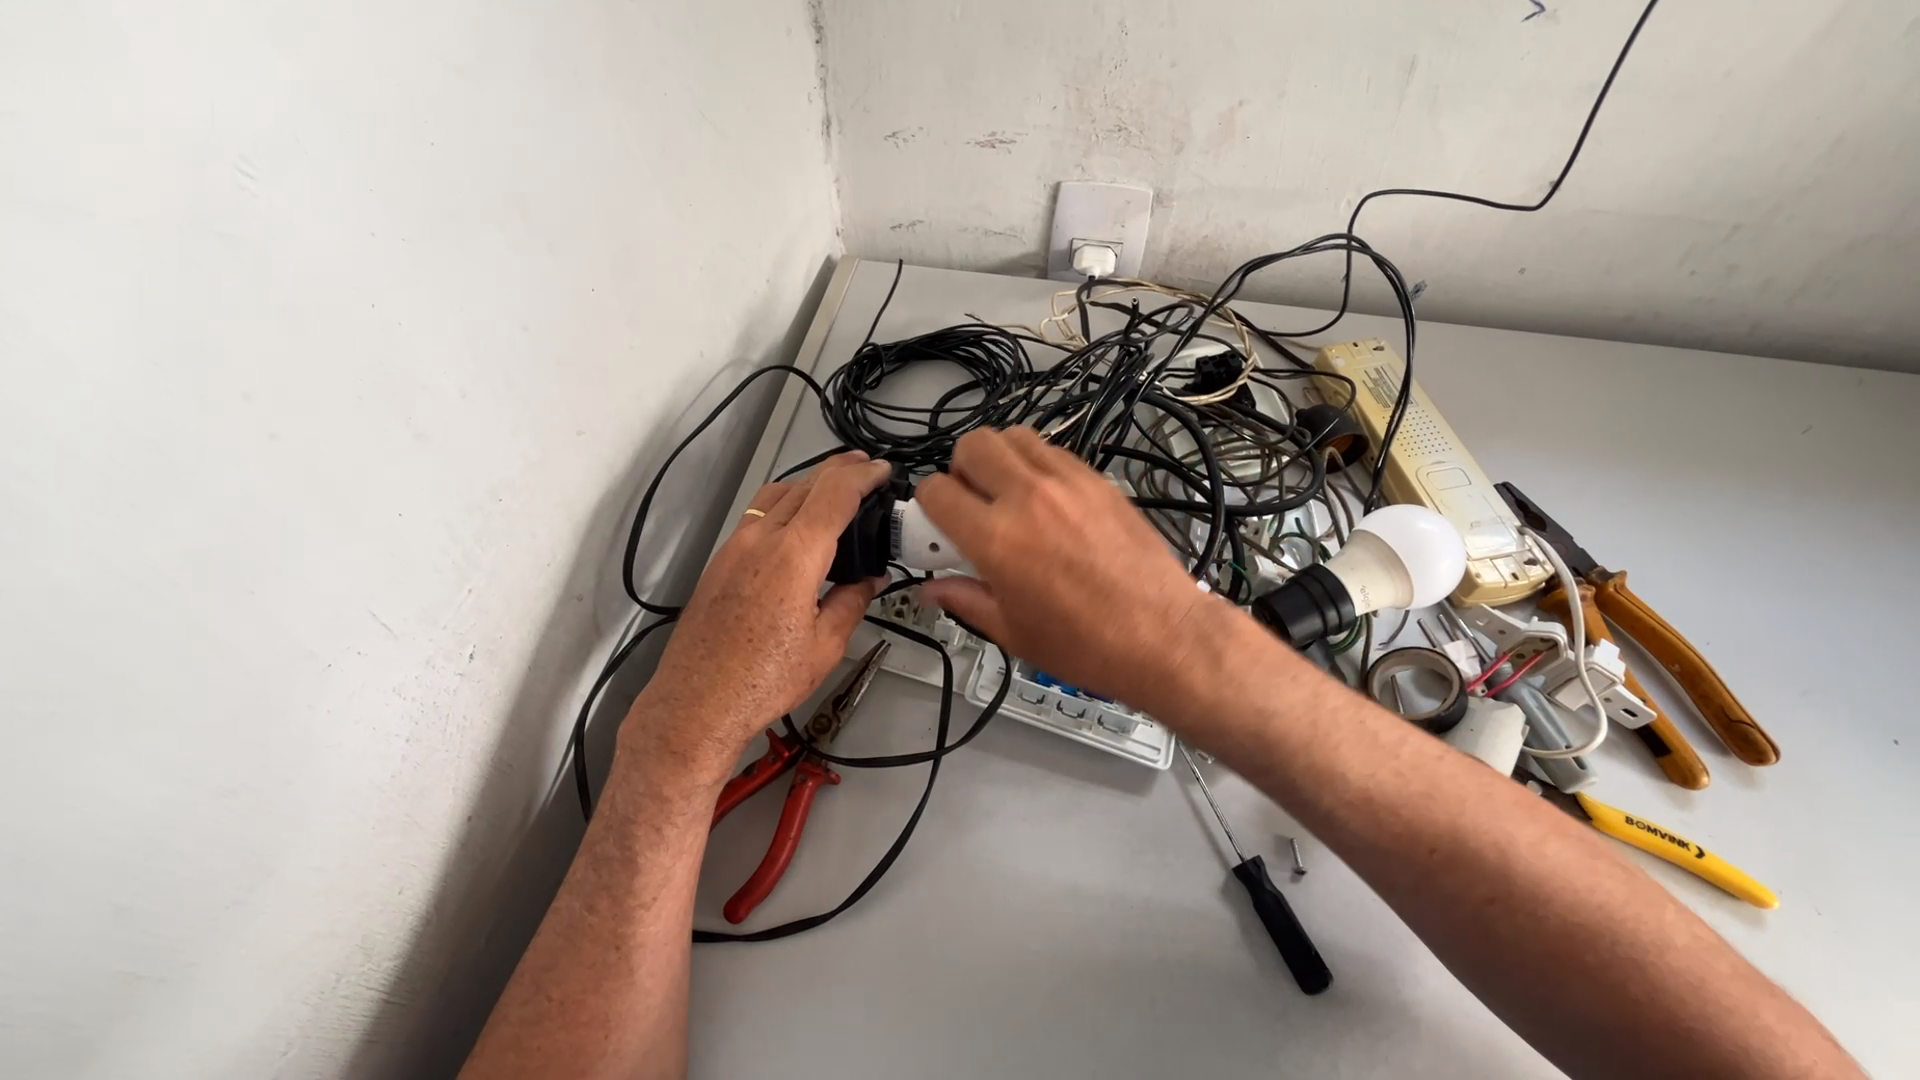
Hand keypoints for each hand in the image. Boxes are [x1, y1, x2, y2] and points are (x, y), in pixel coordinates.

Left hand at [630, 452, 891, 768]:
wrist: (697, 702)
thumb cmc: (758, 681)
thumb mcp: (825, 645)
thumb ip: (852, 601)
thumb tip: (870, 581)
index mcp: (793, 557)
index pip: (835, 494)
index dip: (864, 476)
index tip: (882, 471)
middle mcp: (760, 541)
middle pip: (805, 484)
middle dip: (840, 470)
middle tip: (866, 469)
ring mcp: (734, 548)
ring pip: (776, 493)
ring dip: (809, 482)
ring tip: (834, 487)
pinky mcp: (720, 562)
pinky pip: (756, 515)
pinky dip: (783, 503)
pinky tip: (796, 521)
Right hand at [916, 427, 1236, 716]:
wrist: (1162, 635)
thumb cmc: (1083, 644)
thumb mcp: (1012, 632)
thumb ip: (966, 600)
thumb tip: (933, 588)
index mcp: (995, 538)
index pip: (936, 490)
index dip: (928, 504)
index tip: (939, 523)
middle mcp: (1027, 497)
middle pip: (973, 444)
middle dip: (961, 469)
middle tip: (973, 503)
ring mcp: (1068, 482)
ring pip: (1015, 436)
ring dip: (1001, 458)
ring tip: (1009, 495)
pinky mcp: (1099, 480)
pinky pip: (1054, 451)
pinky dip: (1039, 465)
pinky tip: (1049, 501)